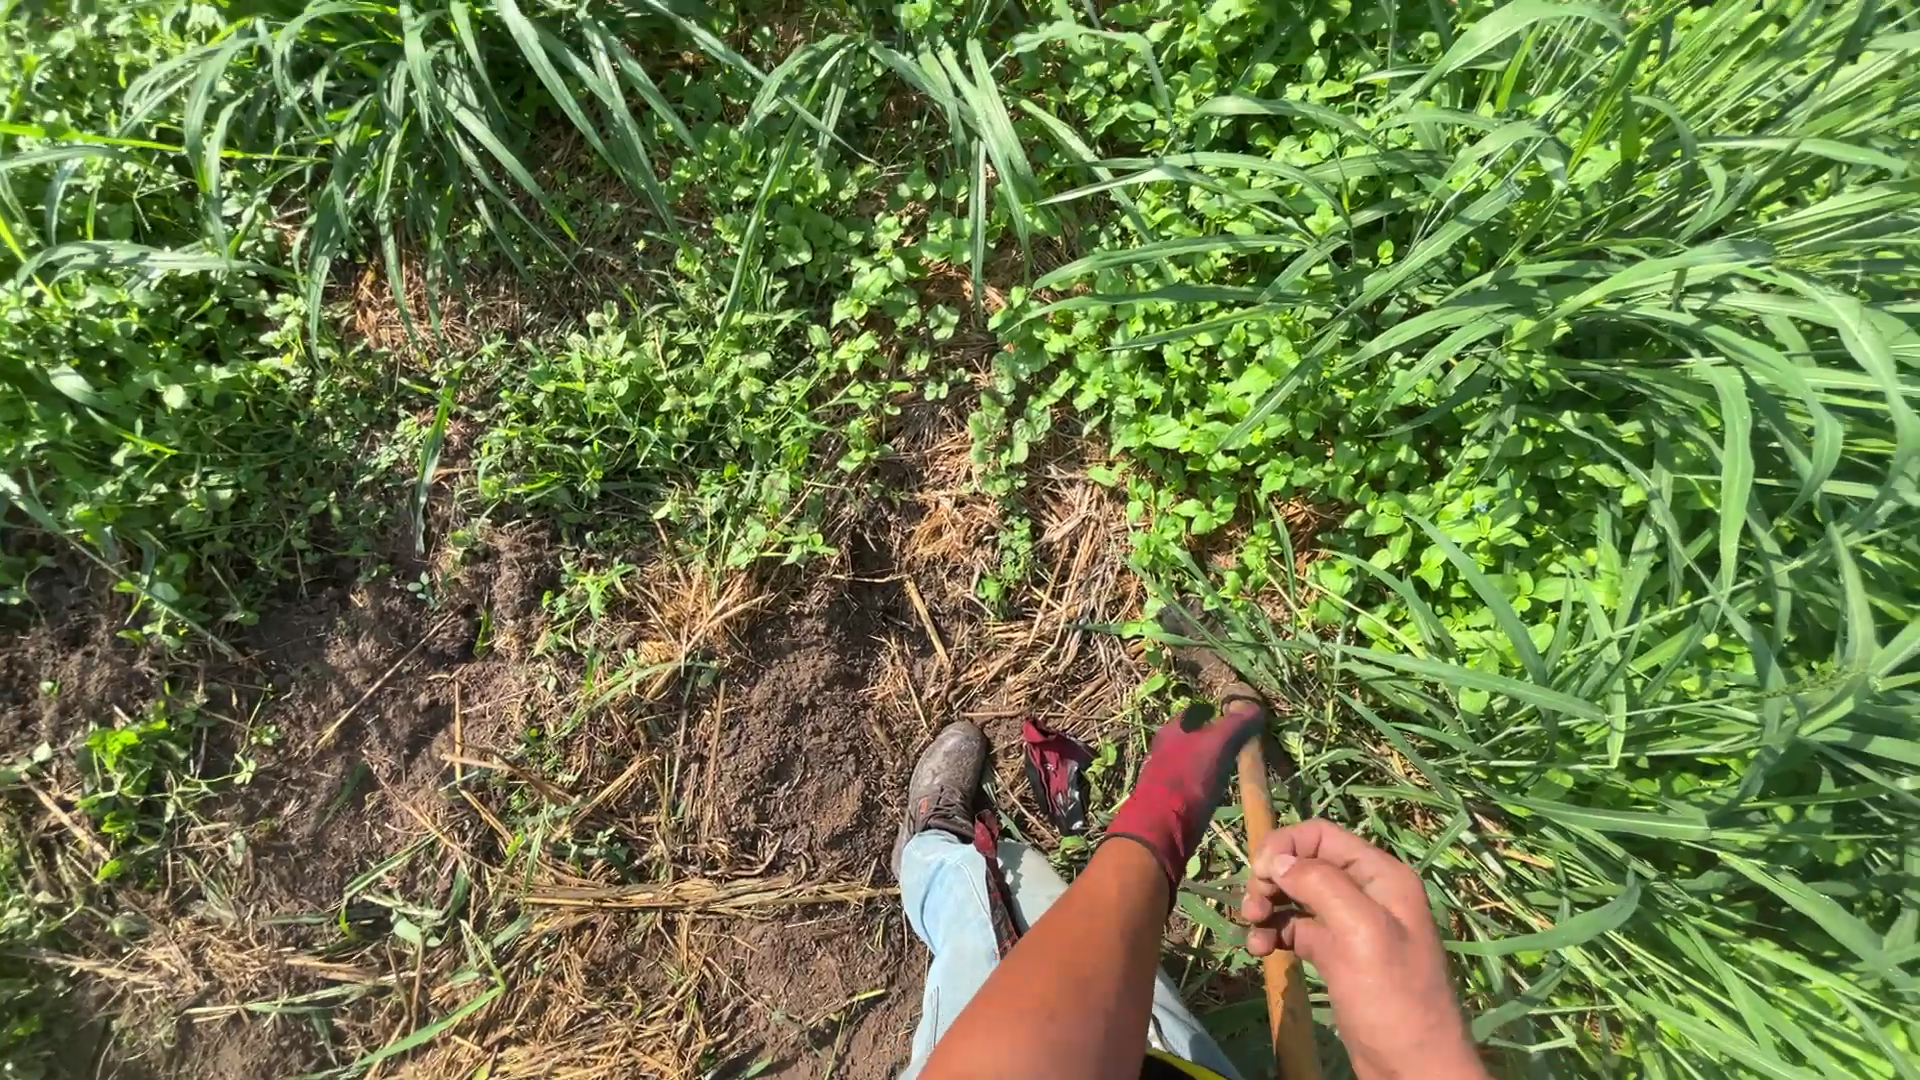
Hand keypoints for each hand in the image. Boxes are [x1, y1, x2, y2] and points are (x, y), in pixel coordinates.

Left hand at [1104, 694, 1263, 895]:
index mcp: (1173, 729)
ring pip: (1194, 759)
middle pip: (1196, 736)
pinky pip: (1194, 781)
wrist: (1161, 825)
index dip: (1220, 715)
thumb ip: (1234, 725)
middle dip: (1217, 740)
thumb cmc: (1189, 778)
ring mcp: (1165, 773)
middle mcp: (1165, 747)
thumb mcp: (1217, 745)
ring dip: (1213, 761)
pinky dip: (1207, 781)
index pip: (1199, 712)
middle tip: (1244, 747)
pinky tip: (1219, 790)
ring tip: (1236, 768)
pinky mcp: (1170, 797)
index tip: (1244, 722)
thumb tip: (1254, 706)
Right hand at [1241, 821, 1487, 1079]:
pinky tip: (1260, 949)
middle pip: (1303, 862)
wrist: (1413, 1075)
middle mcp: (1365, 892)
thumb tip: (1276, 859)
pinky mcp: (1334, 953)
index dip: (1285, 845)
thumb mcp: (1360, 931)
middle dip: (1272, 878)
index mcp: (1381, 876)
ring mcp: (1349, 924)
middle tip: (1252, 905)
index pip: (1320, 835)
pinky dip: (1273, 932)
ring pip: (1294, 894)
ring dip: (1267, 904)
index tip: (1260, 873)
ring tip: (1252, 927)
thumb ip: (1319, 883)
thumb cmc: (1393, 999)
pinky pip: (1293, 926)